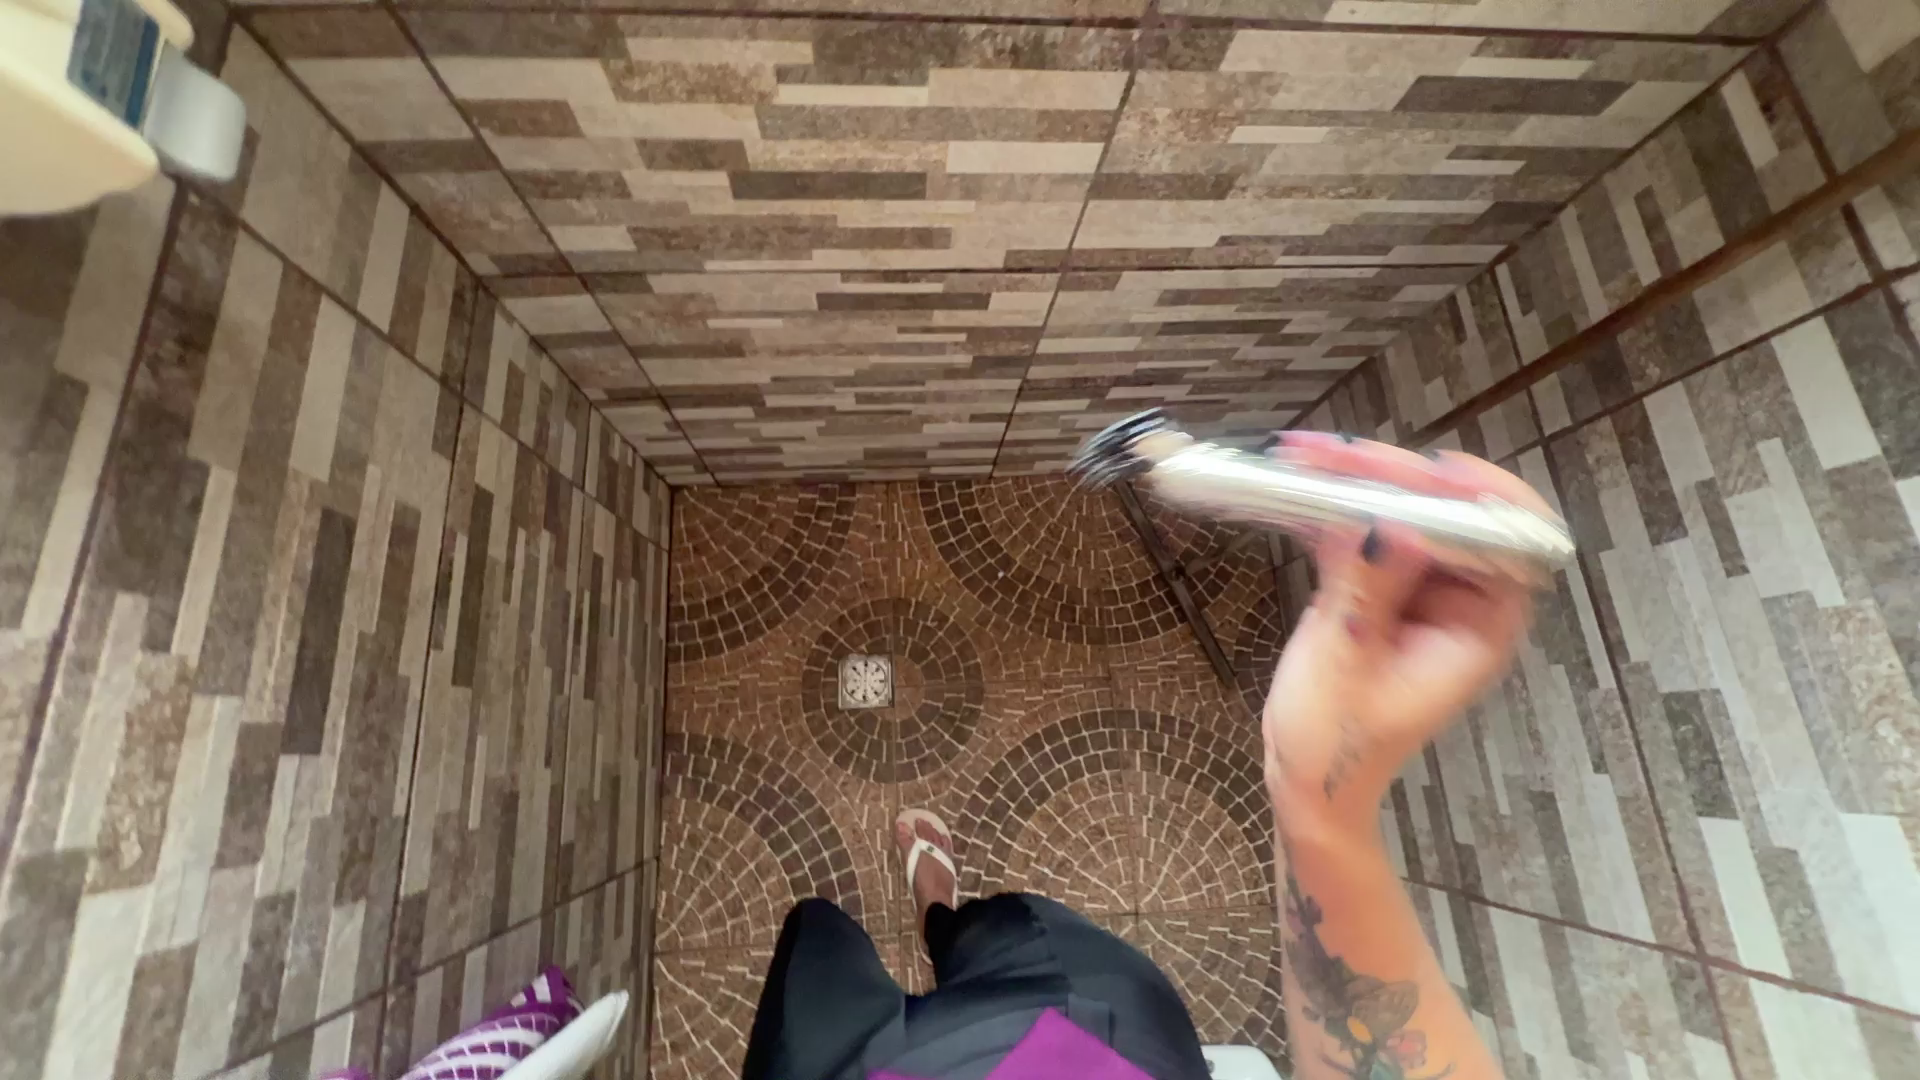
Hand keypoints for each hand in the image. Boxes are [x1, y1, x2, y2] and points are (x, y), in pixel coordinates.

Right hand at [1262, 434, 1548, 835]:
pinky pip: (1363, 536)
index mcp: (1477, 631)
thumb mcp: (1344, 664)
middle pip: (1446, 519)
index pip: (1506, 547)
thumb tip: (1391, 521)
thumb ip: (1367, 591)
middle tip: (1336, 454)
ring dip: (1354, 485)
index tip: (1432, 470)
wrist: (1308, 777)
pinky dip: (1331, 511)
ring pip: (1399, 519)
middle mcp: (1455, 604)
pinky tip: (1297, 489)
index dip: (1479, 501)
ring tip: (1305, 457)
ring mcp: (1413, 595)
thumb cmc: (1332, 742)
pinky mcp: (1374, 591)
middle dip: (1394, 479)